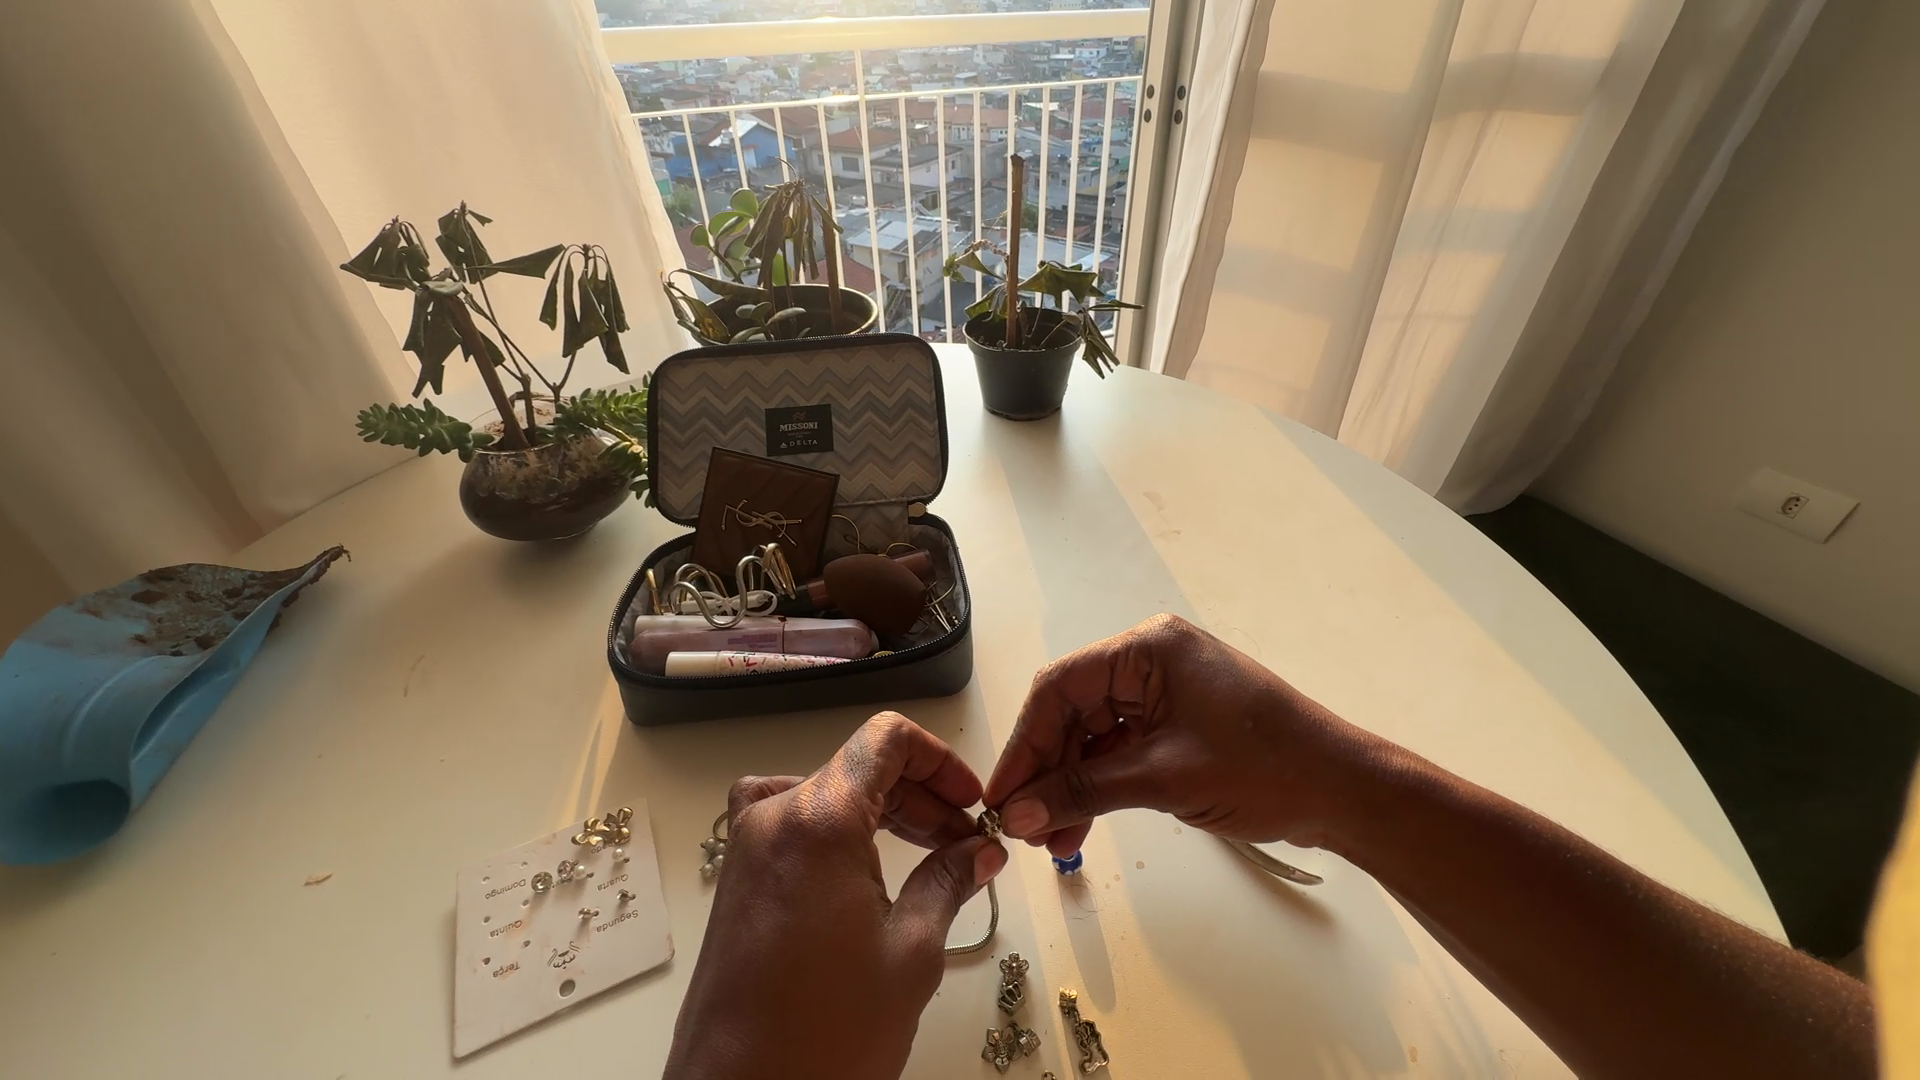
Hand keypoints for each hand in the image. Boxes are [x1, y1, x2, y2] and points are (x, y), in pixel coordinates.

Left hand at [664, 714, 1007, 1079]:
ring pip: (828, 792)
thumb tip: (984, 850)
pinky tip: (861, 869)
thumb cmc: (830, 1029)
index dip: (938, 760)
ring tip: (927, 856)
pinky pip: (794, 820)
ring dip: (882, 812)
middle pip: (860, 767)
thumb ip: (950, 881)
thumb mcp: (911, 952)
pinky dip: (837, 828)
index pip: (885, 740)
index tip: (970, 802)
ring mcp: (748, 844)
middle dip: (921, 796)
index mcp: (820, 816)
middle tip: (964, 843)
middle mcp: (775, 813)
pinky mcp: (737, 876)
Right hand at [984, 614, 1391, 857]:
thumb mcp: (1163, 779)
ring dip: (1072, 786)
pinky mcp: (1175, 723)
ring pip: (1093, 736)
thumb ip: (1082, 793)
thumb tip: (1015, 815)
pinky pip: (1120, 750)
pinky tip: (1080, 825)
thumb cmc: (1263, 769)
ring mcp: (1163, 692)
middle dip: (1048, 771)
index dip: (1024, 742)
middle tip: (1025, 826)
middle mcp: (1148, 660)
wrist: (1348, 792)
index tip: (1001, 794)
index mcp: (1146, 648)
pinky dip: (1101, 786)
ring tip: (1052, 840)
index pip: (1061, 687)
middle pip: (1073, 712)